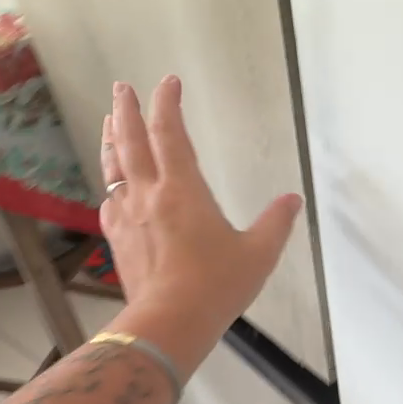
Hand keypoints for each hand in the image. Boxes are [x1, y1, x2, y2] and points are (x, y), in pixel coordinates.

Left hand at [99, 76, 302, 375]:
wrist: (171, 320)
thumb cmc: (218, 285)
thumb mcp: (259, 254)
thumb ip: (276, 224)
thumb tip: (293, 200)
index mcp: (184, 190)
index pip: (171, 133)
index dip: (168, 103)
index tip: (169, 82)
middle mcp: (149, 194)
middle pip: (131, 141)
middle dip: (127, 110)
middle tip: (123, 89)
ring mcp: (128, 216)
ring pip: (113, 166)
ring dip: (111, 139)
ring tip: (109, 122)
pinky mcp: (118, 239)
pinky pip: (110, 200)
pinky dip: (112, 184)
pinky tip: (114, 187)